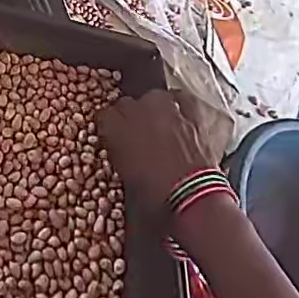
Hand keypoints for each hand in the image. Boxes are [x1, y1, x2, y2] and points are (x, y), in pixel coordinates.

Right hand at [97, 88, 236, 205]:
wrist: (194, 199)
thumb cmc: (153, 197)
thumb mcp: (124, 177)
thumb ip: (119, 153)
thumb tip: (122, 148)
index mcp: (116, 128)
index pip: (104, 115)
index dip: (108, 126)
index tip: (111, 135)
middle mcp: (138, 113)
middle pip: (126, 103)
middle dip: (128, 116)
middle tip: (134, 134)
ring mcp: (167, 111)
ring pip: (153, 97)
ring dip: (152, 108)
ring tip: (157, 123)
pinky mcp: (192, 116)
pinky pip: (183, 102)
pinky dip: (180, 108)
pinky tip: (180, 118)